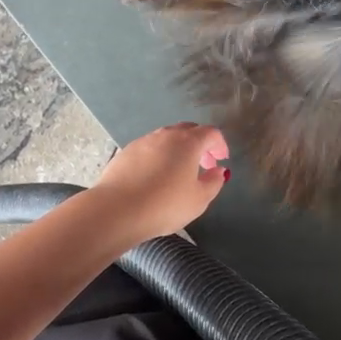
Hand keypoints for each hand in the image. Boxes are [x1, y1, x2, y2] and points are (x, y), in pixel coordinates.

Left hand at [85, 123, 229, 241]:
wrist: (118, 209)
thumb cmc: (165, 205)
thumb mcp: (198, 200)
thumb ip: (213, 182)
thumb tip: (218, 170)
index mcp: (188, 142)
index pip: (210, 133)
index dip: (219, 144)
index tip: (222, 158)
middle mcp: (166, 135)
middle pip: (188, 130)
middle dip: (200, 144)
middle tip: (204, 164)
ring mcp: (144, 141)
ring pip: (167, 138)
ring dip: (178, 149)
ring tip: (179, 171)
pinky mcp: (126, 151)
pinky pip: (149, 148)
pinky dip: (159, 156)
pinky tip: (156, 176)